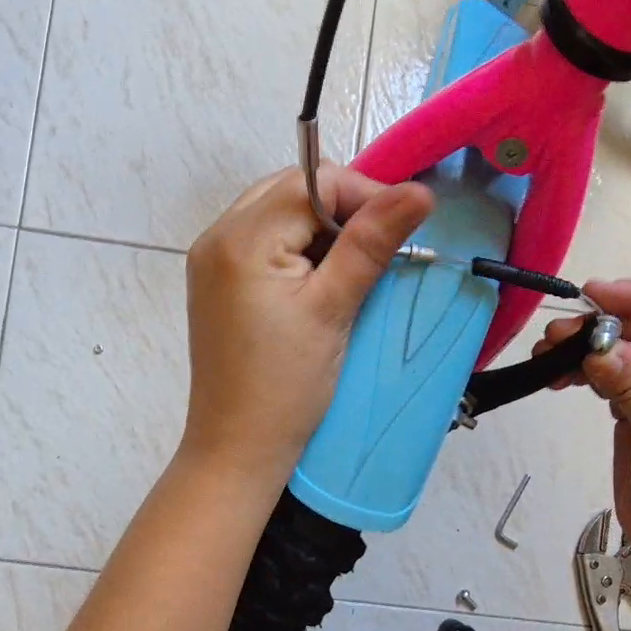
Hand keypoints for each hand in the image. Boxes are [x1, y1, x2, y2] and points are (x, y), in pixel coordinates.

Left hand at [181, 165, 433, 479]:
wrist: (237, 449)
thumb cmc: (286, 387)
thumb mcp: (332, 310)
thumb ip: (371, 243)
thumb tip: (419, 191)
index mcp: (241, 239)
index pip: (311, 181)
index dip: (362, 195)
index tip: (399, 232)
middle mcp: (217, 238)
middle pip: (291, 191)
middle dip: (340, 211)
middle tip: (374, 255)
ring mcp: (211, 262)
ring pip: (278, 214)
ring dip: (320, 232)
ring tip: (347, 276)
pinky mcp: (216, 286)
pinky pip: (262, 243)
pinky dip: (296, 251)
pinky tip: (316, 287)